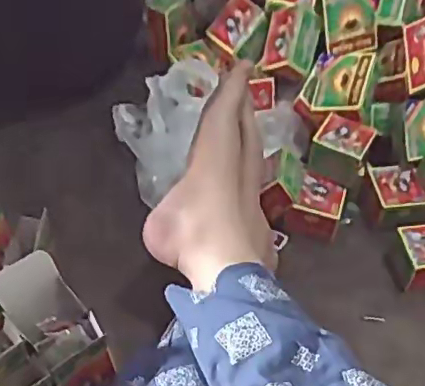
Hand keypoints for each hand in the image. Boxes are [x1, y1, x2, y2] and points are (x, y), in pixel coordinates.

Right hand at [141, 62, 278, 291]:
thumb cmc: (190, 236)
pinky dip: (248, 206)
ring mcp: (257, 209)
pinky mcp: (264, 239)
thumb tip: (173, 229)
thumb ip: (168, 217)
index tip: (241, 70)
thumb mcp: (161, 224)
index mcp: (215, 158)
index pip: (225, 115)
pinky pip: (256, 213)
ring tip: (245, 151)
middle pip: (248, 137)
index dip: (231, 91)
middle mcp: (242, 178)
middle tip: (245, 99)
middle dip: (245, 115)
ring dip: (251, 159)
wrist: (228, 275)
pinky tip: (243, 215)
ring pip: (256, 174)